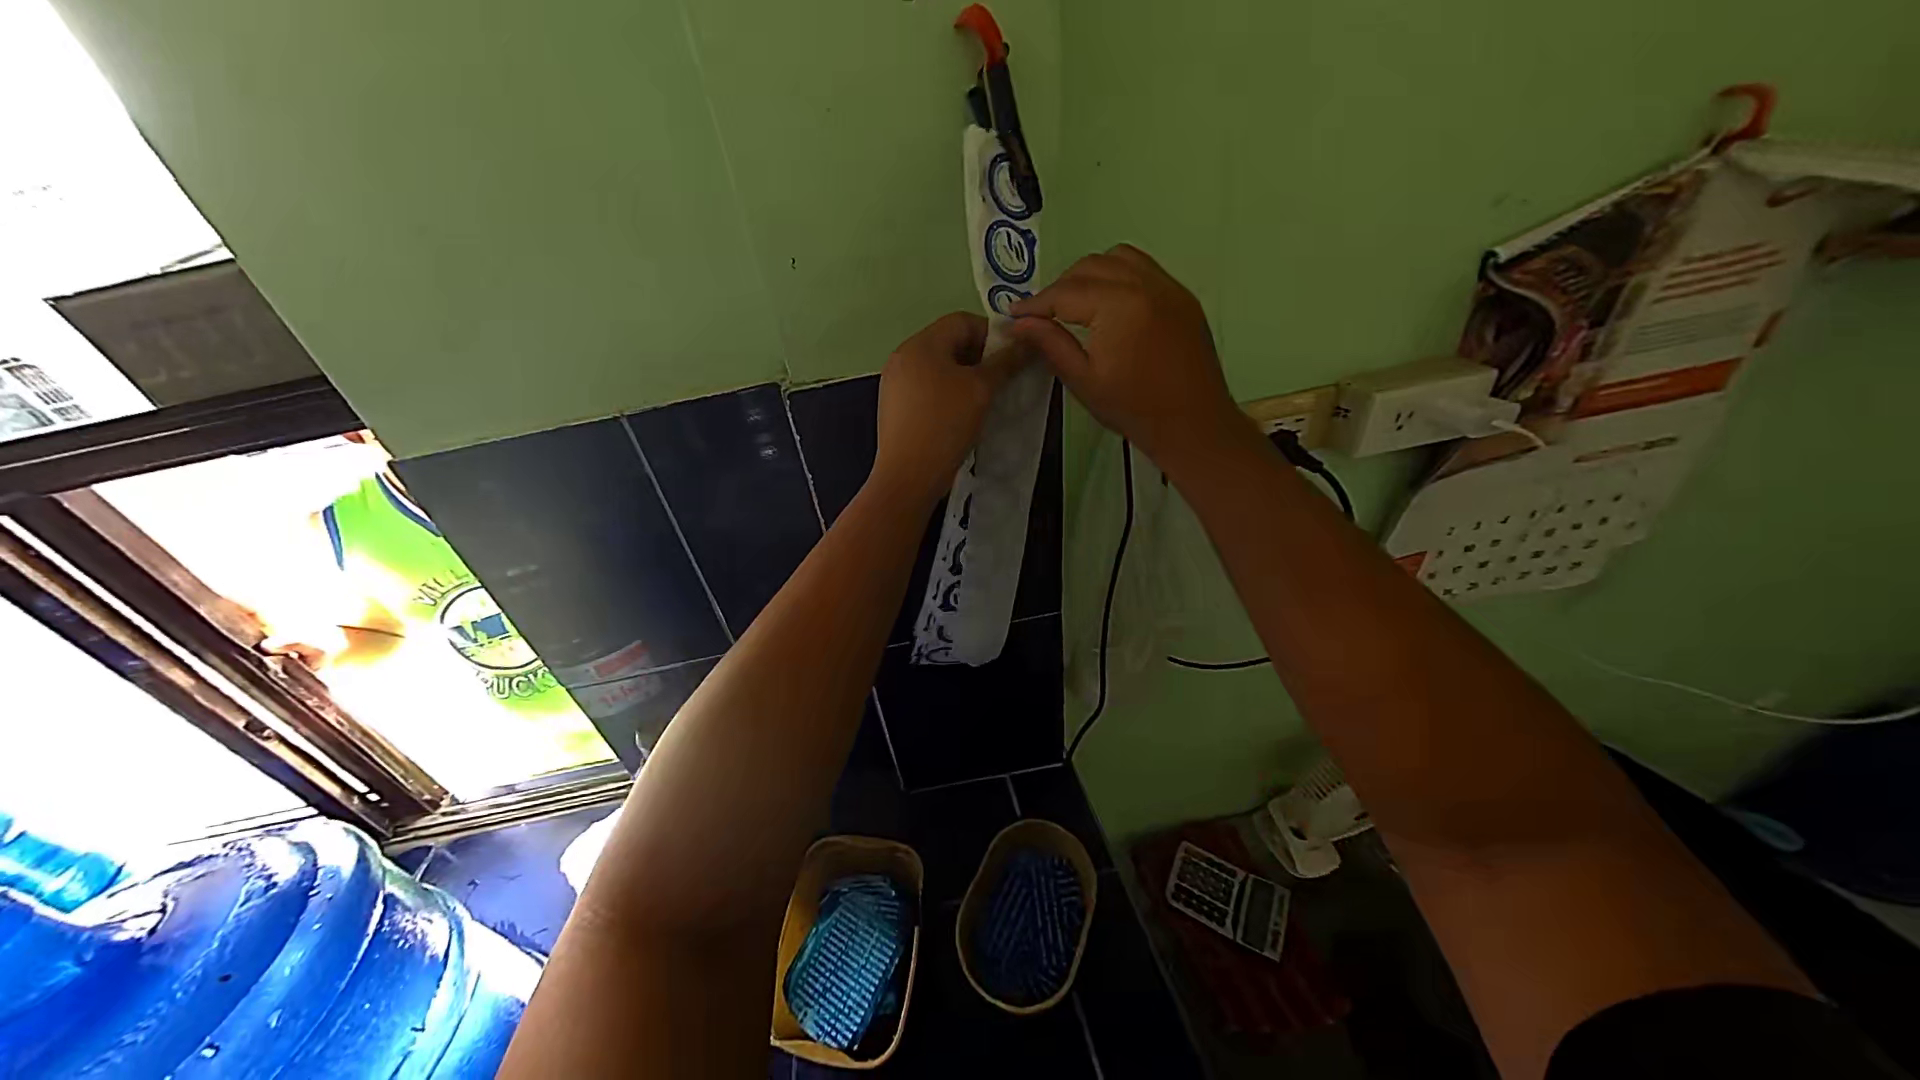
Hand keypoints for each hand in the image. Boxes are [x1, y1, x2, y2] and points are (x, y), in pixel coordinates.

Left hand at [869, 312, 1025, 504]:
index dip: (992, 334)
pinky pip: (927, 389)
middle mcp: (902, 357)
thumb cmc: (945, 424)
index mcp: (920, 344)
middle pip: (949, 343)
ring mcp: (894, 384)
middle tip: (1002, 380)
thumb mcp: (981, 390)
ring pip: (938, 368)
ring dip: (965, 377)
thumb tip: (1030, 341)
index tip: (1012, 357)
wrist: (908, 476)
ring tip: (985, 400)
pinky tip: (962, 416)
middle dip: (979, 357)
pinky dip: (948, 394)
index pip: (961, 321)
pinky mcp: (894, 408)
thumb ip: (1006, 362)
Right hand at [1008, 245, 1242, 466]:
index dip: (1036, 303)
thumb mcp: (1084, 380)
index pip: (1066, 292)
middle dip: (1061, 286)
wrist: (1194, 423)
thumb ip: (1051, 344)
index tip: (1014, 314)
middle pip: (1090, 266)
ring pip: (1118, 258)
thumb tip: (1019, 323)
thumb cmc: (1134, 409)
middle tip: (1043, 314)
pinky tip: (1109, 303)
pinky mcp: (1181, 295)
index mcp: (1119, 306)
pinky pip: (1143, 268)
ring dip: (1090, 273)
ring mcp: (1168, 286)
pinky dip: (1118, 275)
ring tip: (1076, 303)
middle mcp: (1145, 284)